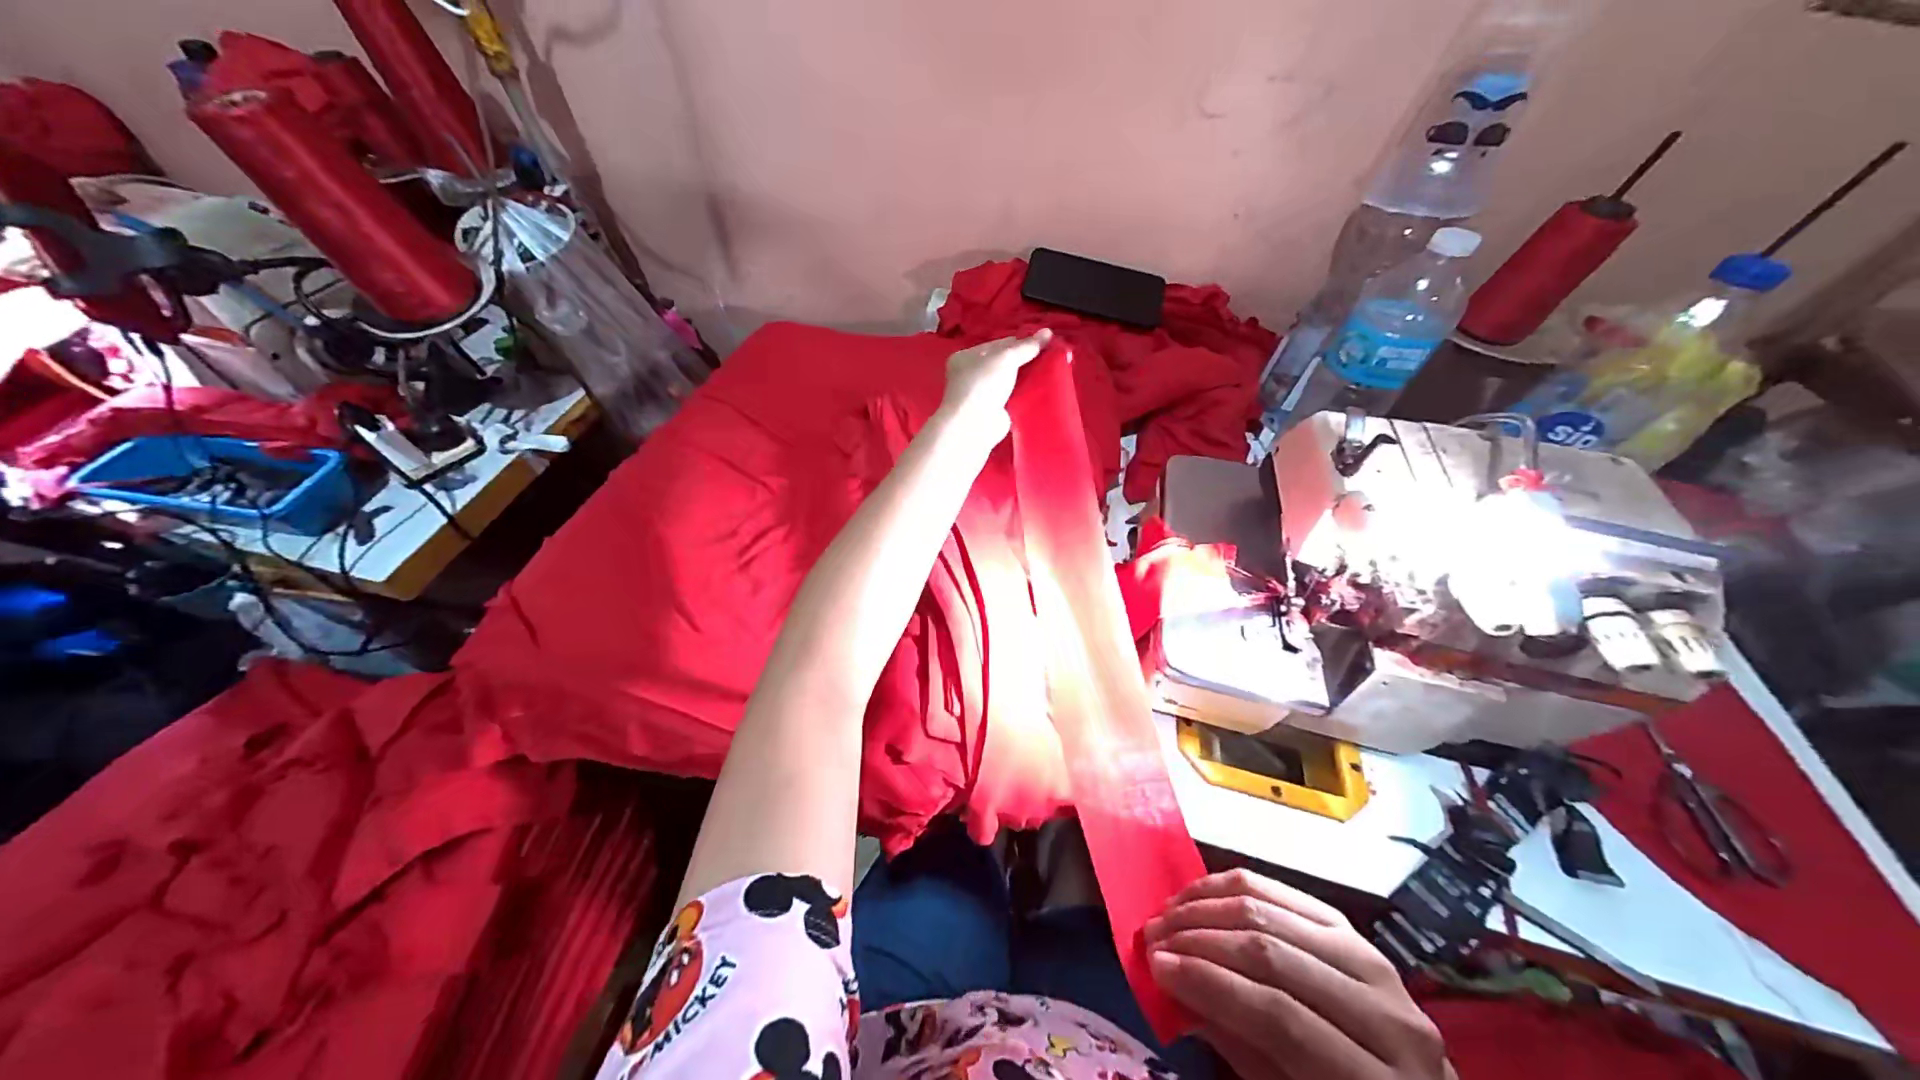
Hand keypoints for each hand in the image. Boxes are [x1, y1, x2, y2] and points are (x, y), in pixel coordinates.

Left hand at [937, 330, 1051, 441]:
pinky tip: (1042, 387)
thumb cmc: (983, 384)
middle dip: (1026, 359)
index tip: (1044, 342)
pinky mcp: (994, 410)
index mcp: (967, 357)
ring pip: (1010, 379)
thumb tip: (1048, 331)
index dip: (1021, 342)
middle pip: (1004, 362)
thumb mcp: (1005, 358)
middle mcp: (972, 374)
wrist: (975, 424)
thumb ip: (1026, 346)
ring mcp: (982, 393)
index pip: (998, 344)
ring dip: (1028, 376)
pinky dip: (1025, 392)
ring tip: (1051, 369)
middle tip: (1050, 355)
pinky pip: (1013, 396)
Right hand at [1145, 870, 1451, 1079]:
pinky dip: (1236, 888)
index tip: (1155, 967)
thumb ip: (1237, 1048)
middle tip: (1151, 938)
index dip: (1209, 984)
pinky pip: (1289, 894)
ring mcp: (1379, 968)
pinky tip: (1201, 895)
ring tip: (1167, 915)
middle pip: (1274, 953)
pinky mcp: (1360, 936)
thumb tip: (1174, 988)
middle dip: (1199, 939)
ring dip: (1209, 906)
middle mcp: (1389, 1017)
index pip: (1278, 1015)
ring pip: (1277, 912)